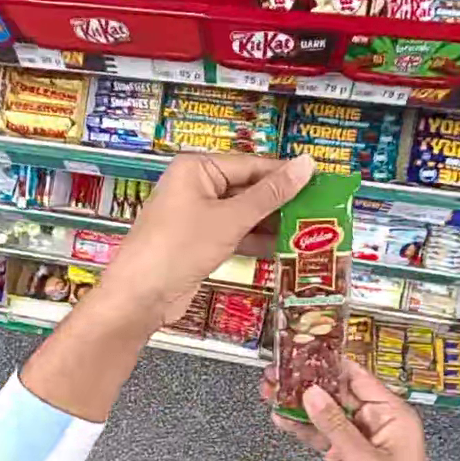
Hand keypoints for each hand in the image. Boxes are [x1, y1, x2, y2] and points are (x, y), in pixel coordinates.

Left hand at [99, 153, 314, 324]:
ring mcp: (196, 216)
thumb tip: (305, 165)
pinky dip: (254, 240)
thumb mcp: (230, 218)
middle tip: (318, 209)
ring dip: (271, 224)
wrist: (141, 296)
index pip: (251, 164)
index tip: (319, 181)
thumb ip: (271, 194)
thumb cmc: (177, 248)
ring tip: (307, 230)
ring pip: (242, 214)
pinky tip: (281, 248)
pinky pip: (234, 234)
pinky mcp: (198, 242)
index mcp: (197, 169)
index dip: (285, 174)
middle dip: (280, 202)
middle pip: (247, 188)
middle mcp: (195, 187)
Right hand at [263, 359, 451, 460]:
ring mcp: (354, 438)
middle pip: (335, 392)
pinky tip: (279, 417)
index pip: (357, 378)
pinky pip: (316, 434)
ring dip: (296, 403)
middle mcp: (372, 420)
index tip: (303, 351)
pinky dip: (298, 426)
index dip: (330, 364)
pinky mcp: (340, 456)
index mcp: (390, 414)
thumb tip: (311, 393)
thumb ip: (336, 427)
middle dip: (306, 382)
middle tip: (276, 371)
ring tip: (268, 389)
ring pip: (321, 412)